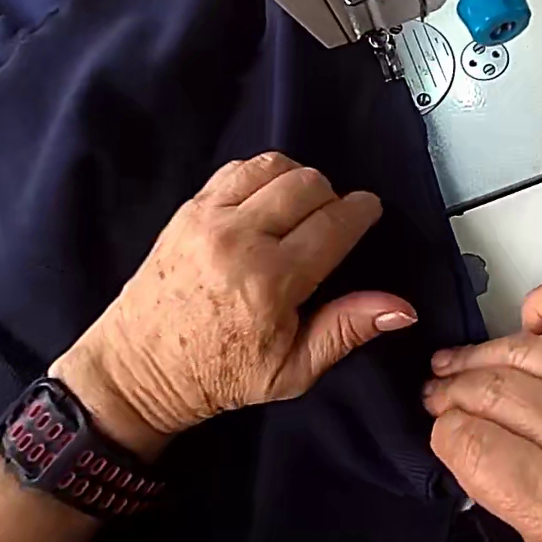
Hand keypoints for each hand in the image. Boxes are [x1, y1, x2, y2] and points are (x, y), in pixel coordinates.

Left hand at [54, 152, 416, 458]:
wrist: (141, 365)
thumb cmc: (218, 374)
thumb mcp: (293, 371)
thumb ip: (346, 330)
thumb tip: (401, 308)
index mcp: (271, 282)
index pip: (334, 223)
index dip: (361, 211)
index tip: (368, 210)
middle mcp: (239, 239)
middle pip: (308, 184)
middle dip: (331, 197)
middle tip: (330, 222)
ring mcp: (208, 218)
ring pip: (273, 166)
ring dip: (297, 180)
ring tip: (299, 209)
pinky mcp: (188, 209)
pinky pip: (236, 169)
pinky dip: (260, 176)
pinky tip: (264, 202)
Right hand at [423, 277, 541, 541]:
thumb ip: (510, 512)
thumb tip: (466, 446)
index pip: (470, 445)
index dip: (445, 437)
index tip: (446, 437)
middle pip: (487, 392)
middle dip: (449, 395)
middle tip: (439, 398)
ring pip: (515, 350)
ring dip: (475, 356)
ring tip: (459, 367)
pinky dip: (540, 305)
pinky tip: (528, 331)